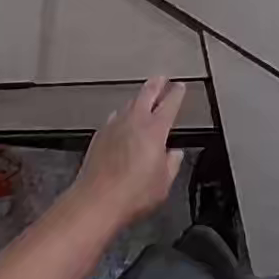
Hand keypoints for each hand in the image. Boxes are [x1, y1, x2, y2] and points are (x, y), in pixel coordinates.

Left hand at [66, 77, 186, 230]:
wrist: (97, 200)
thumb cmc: (133, 194)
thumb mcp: (164, 183)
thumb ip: (172, 164)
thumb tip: (175, 155)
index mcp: (155, 129)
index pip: (170, 103)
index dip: (176, 93)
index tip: (180, 86)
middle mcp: (134, 121)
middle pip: (146, 93)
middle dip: (156, 84)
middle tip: (161, 78)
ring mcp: (114, 126)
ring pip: (129, 103)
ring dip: (138, 98)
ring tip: (143, 97)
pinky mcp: (100, 135)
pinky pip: (114, 117)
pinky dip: (121, 113)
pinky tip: (121, 118)